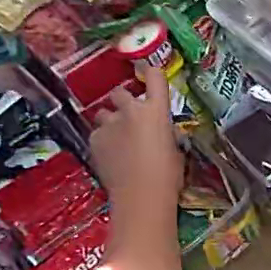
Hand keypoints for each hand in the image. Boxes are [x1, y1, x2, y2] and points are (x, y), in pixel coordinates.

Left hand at [88, 64, 182, 223]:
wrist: (141, 197)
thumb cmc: (168, 176)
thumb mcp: (176, 151)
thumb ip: (166, 135)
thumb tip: (162, 135)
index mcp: (157, 111)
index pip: (155, 77)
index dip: (151, 73)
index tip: (149, 72)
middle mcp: (131, 110)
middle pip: (121, 92)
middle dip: (124, 100)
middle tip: (130, 116)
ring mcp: (109, 124)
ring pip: (104, 113)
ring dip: (111, 121)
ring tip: (118, 139)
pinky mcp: (94, 140)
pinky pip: (97, 134)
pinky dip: (103, 141)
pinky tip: (111, 156)